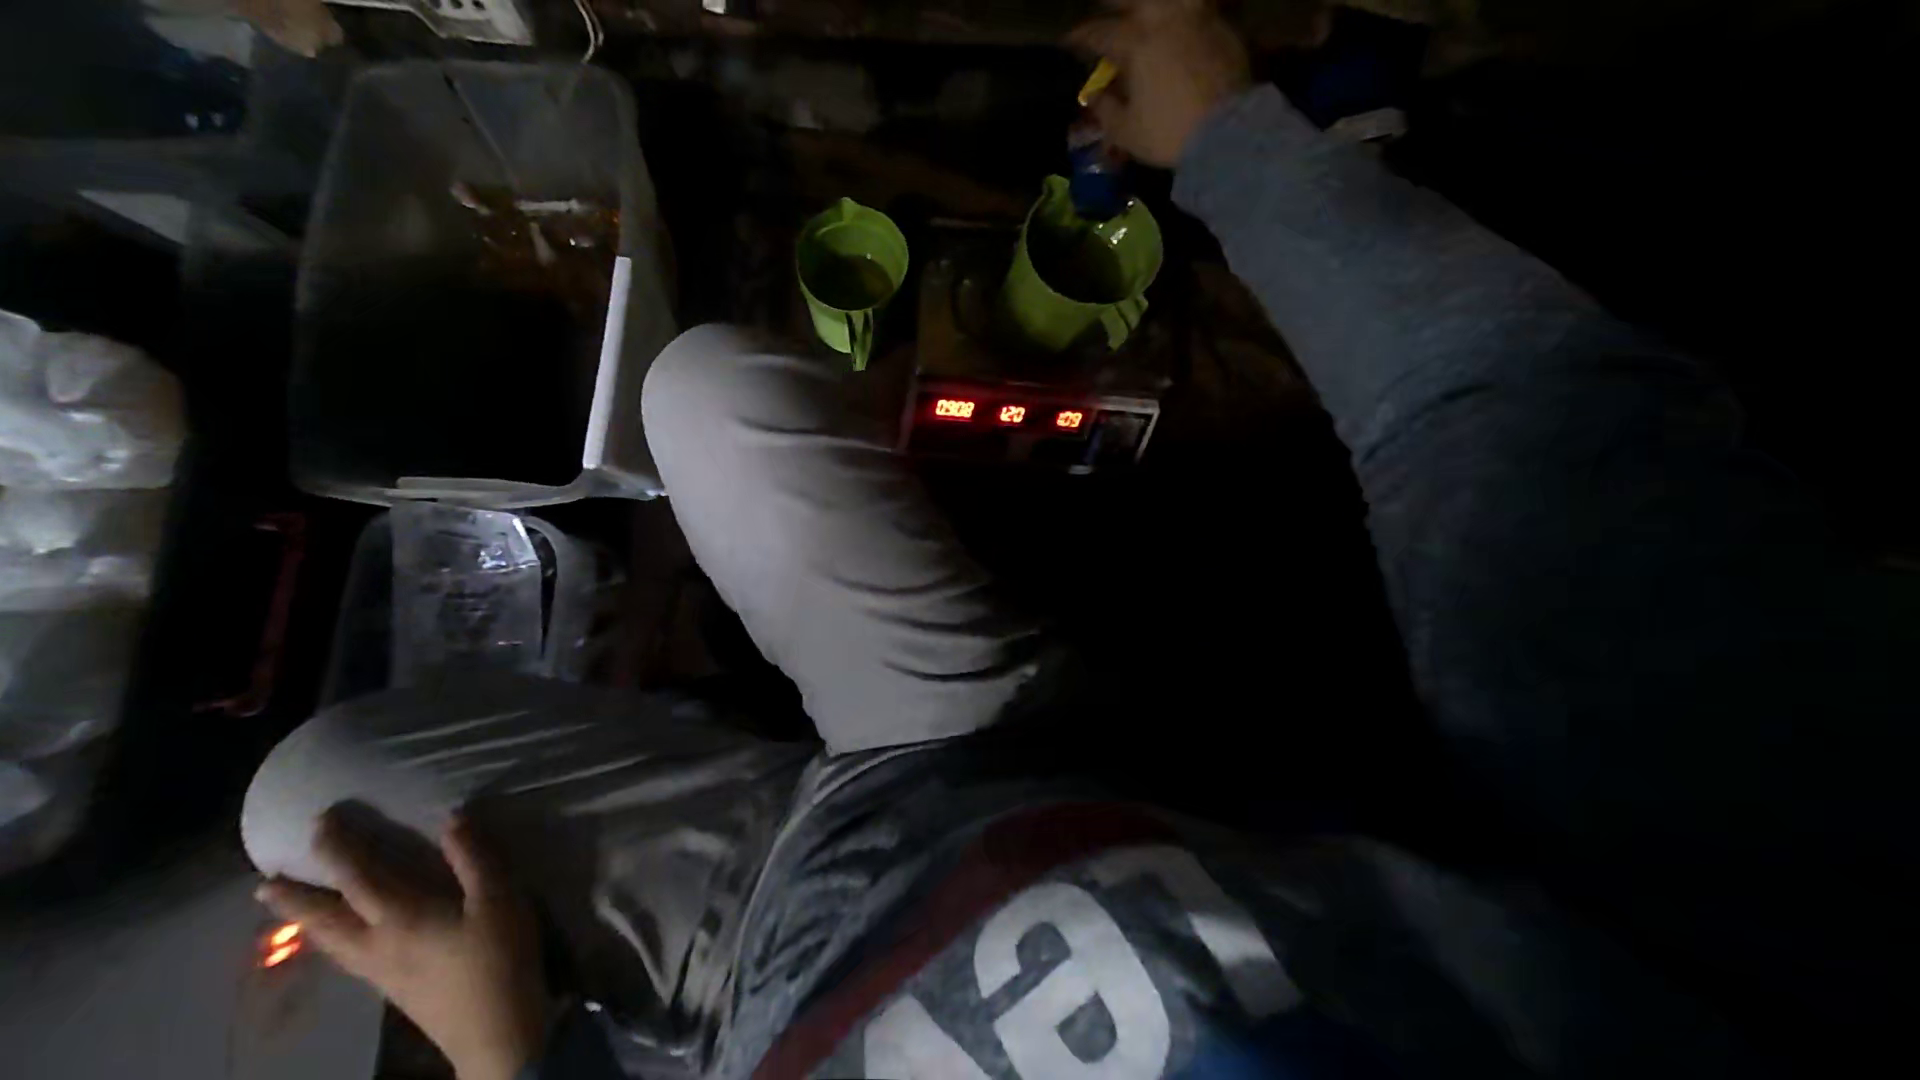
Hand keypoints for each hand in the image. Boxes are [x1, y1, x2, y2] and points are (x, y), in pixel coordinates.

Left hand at [257, 811, 549, 1079]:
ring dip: (304, 921)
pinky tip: (339, 941)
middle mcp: (376, 944)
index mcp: (400, 918)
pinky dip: (328, 939)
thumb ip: (475, 858)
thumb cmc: (498, 956)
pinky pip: (344, 955)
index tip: (320, 821)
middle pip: (325, 918)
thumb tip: (452, 817)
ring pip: (329, 941)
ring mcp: (378, 971)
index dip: (338, 848)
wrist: (493, 1028)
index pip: (359, 876)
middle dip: (295, 897)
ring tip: (285, 910)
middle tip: (265, 882)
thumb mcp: (499, 898)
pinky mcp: (390, 987)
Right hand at [1069, 0, 1251, 166]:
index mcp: (1136, 43)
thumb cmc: (1167, 134)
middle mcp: (1165, 19)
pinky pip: (1196, 8)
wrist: (1226, 132)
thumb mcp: (1126, 131)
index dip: (1081, 37)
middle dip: (1113, 5)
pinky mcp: (1222, 26)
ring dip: (1149, 3)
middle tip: (1103, 10)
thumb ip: (1105, 108)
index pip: (1100, 33)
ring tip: (1141, 12)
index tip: (1068, 42)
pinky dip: (1180, 11)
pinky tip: (1175, 21)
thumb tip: (1094, 93)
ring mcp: (1196, 17)